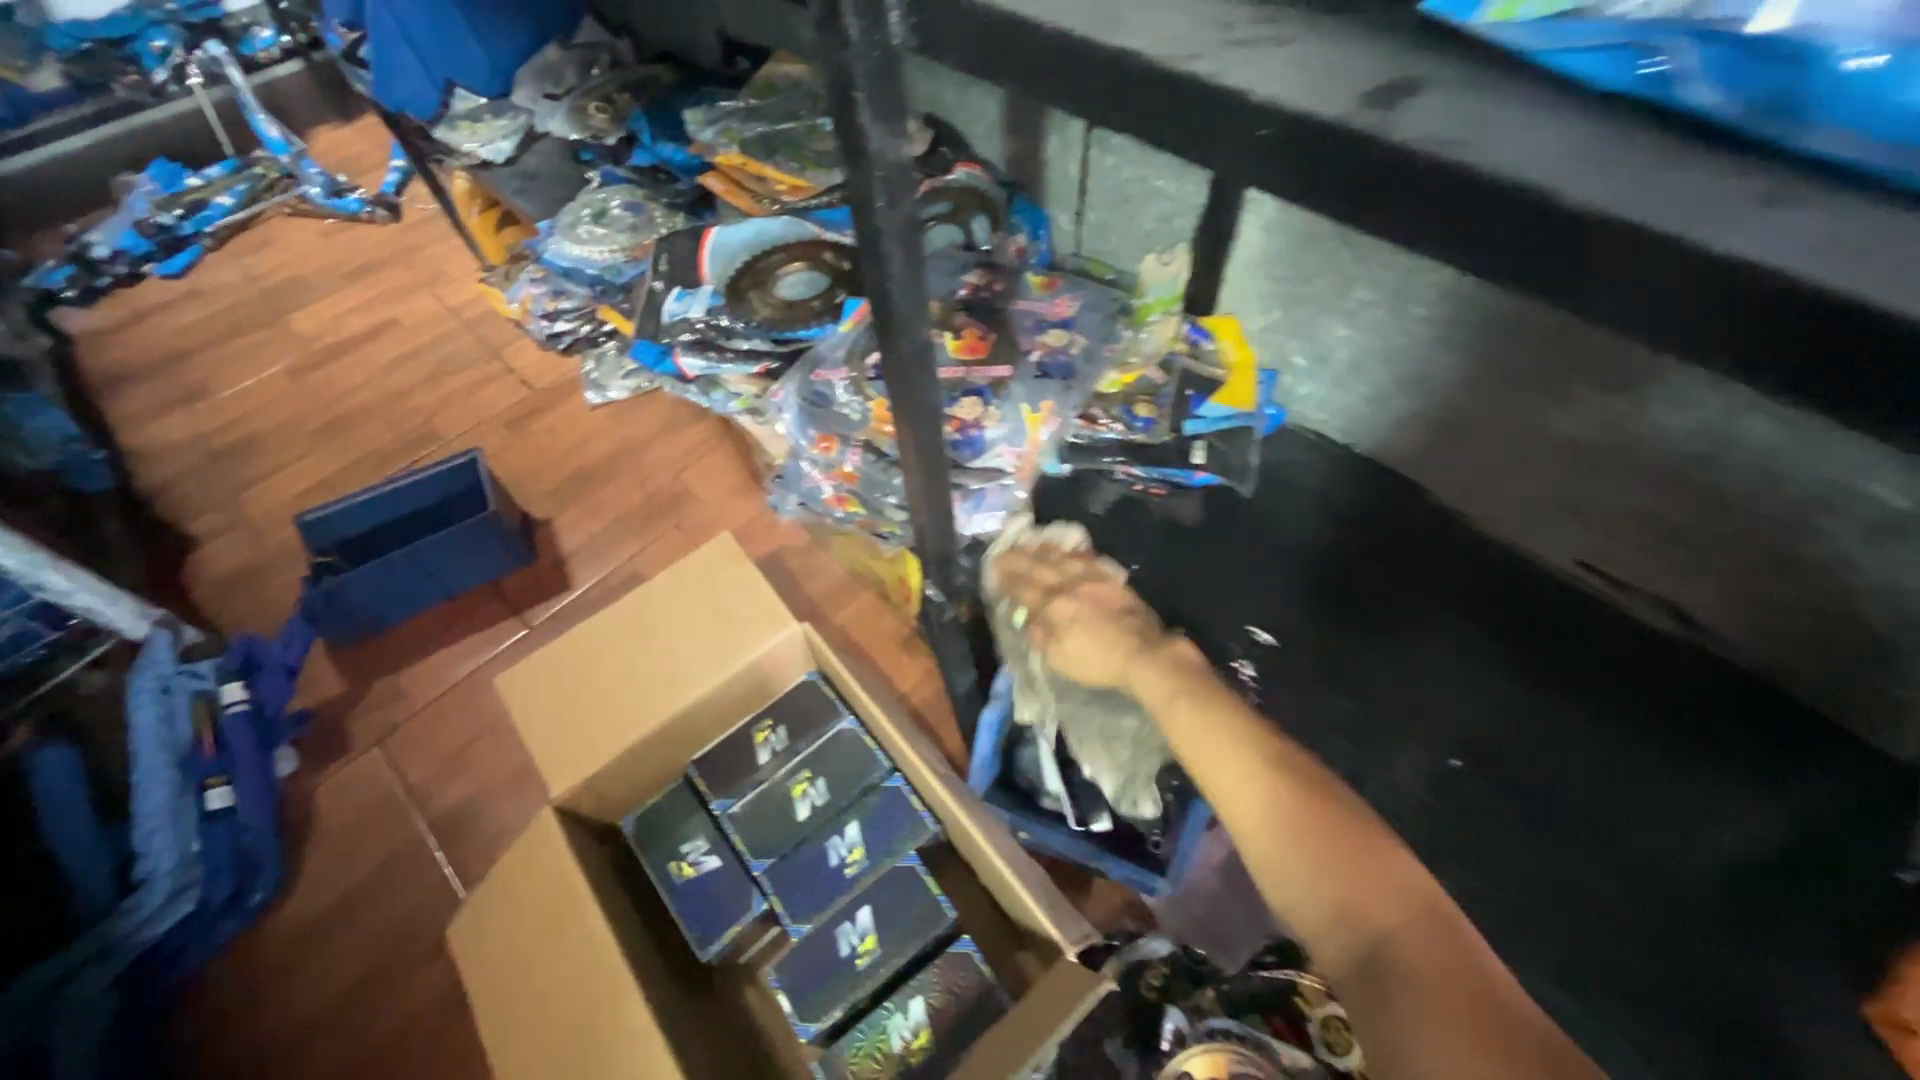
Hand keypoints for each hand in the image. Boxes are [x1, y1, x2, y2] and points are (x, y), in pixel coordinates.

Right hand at [990, 545, 1173, 689]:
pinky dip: (1072, 553)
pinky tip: (1067, 550)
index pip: (1024, 588)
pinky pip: (1087, 559)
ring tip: (1030, 544)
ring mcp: (1093, 579)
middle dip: (1018, 559)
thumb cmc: (1099, 662)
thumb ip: (1042, 637)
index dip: (1007, 578)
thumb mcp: (1060, 659)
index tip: (994, 569)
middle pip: (1039, 567)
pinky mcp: (1112, 579)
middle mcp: (1070, 585)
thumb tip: (1029, 621)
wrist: (1145, 653)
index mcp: (1053, 606)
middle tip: (1003, 551)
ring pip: (1063, 558)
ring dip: (1043, 550)